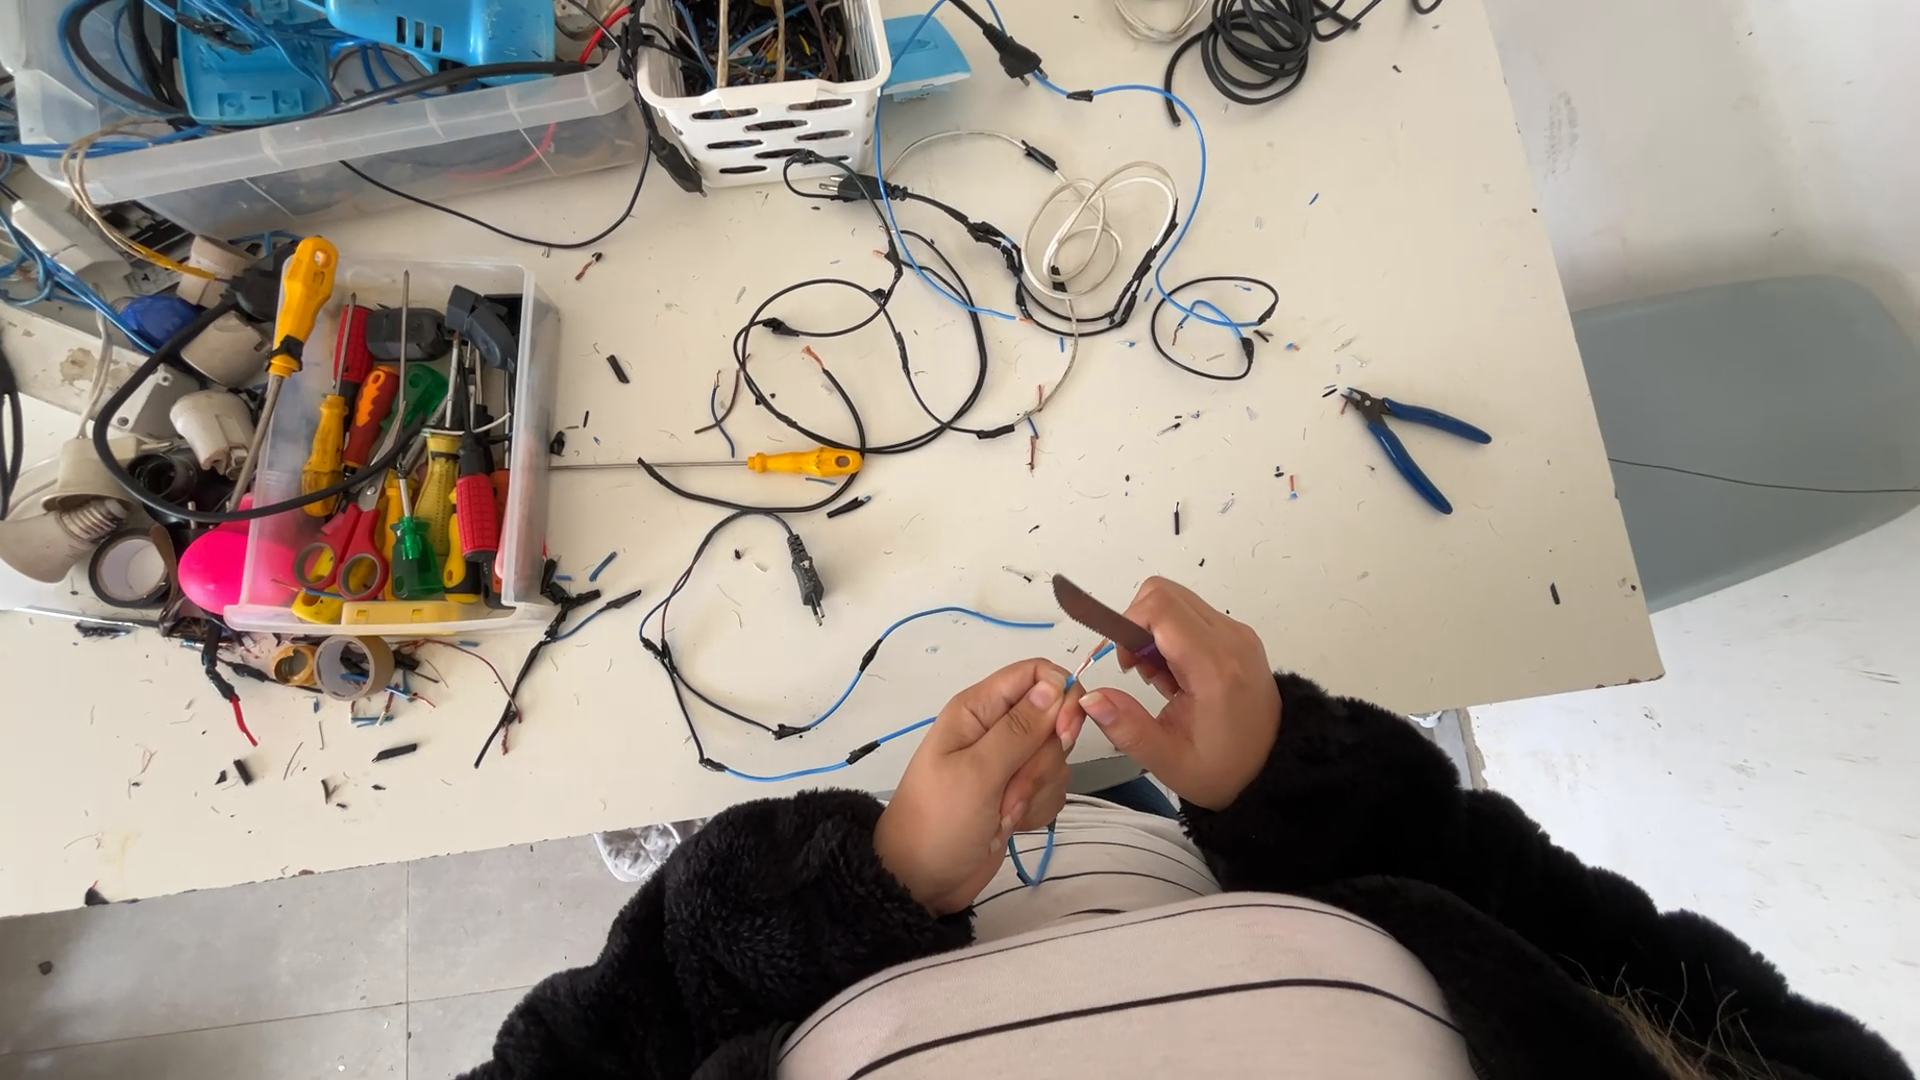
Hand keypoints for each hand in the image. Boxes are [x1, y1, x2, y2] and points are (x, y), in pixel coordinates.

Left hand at [875, 660, 1077, 914]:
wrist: (922, 882)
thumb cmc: (938, 821)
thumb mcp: (977, 773)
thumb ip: (1019, 729)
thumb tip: (1056, 684)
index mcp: (978, 708)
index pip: (1036, 674)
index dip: (1060, 696)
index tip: (1064, 734)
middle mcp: (995, 727)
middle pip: (1053, 718)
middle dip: (1043, 759)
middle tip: (1014, 788)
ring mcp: (1008, 761)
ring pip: (1055, 756)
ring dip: (1037, 788)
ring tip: (1002, 812)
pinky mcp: (1018, 790)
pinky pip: (1052, 785)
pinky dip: (1037, 806)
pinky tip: (1011, 823)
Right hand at [1057, 577, 1279, 810]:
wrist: (1275, 768)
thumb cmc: (1224, 768)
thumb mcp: (1168, 761)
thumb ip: (1127, 729)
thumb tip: (1089, 698)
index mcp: (1215, 668)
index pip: (1159, 607)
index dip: (1127, 625)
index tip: (1126, 664)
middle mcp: (1230, 638)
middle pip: (1162, 593)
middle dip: (1136, 625)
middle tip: (1139, 669)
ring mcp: (1236, 632)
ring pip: (1173, 599)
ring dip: (1151, 630)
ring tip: (1159, 676)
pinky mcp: (1235, 633)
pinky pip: (1188, 612)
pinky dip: (1168, 633)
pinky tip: (1174, 673)